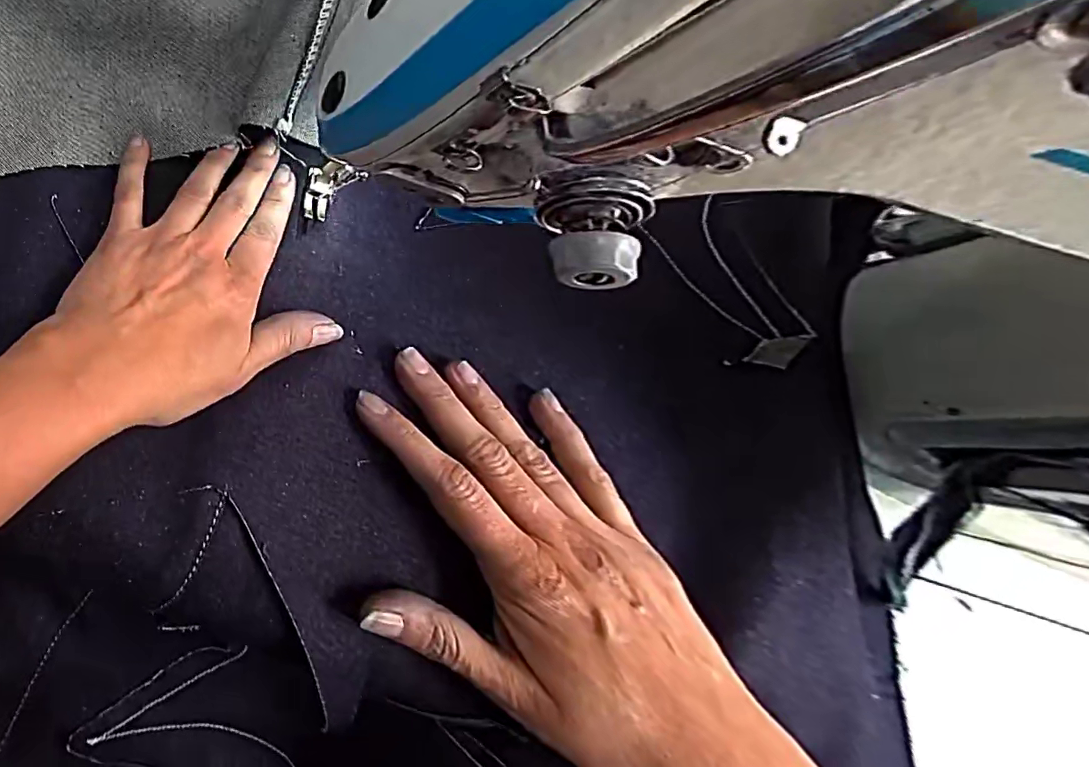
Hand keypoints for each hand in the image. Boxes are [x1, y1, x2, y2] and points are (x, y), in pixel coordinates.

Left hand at [23, 135, 343, 428]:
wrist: (96, 371)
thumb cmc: (161, 378)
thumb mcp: (236, 369)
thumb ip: (283, 339)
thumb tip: (327, 327)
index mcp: (233, 286)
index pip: (266, 232)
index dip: (279, 202)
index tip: (286, 180)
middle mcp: (201, 253)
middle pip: (236, 202)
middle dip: (255, 171)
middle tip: (266, 149)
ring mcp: (161, 240)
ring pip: (195, 191)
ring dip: (214, 164)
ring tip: (227, 147)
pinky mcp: (122, 239)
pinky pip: (130, 192)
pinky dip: (135, 165)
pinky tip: (141, 144)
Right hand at [353, 350, 816, 766]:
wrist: (716, 755)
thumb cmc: (611, 730)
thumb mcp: (513, 692)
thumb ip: (440, 639)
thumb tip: (372, 610)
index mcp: (527, 574)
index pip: (451, 486)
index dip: (407, 439)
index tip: (375, 406)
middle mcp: (561, 540)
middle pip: (486, 453)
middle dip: (440, 401)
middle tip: (409, 361)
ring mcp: (600, 533)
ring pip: (531, 452)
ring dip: (490, 404)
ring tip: (457, 367)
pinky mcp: (632, 537)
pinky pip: (594, 472)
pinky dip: (566, 432)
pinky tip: (544, 400)